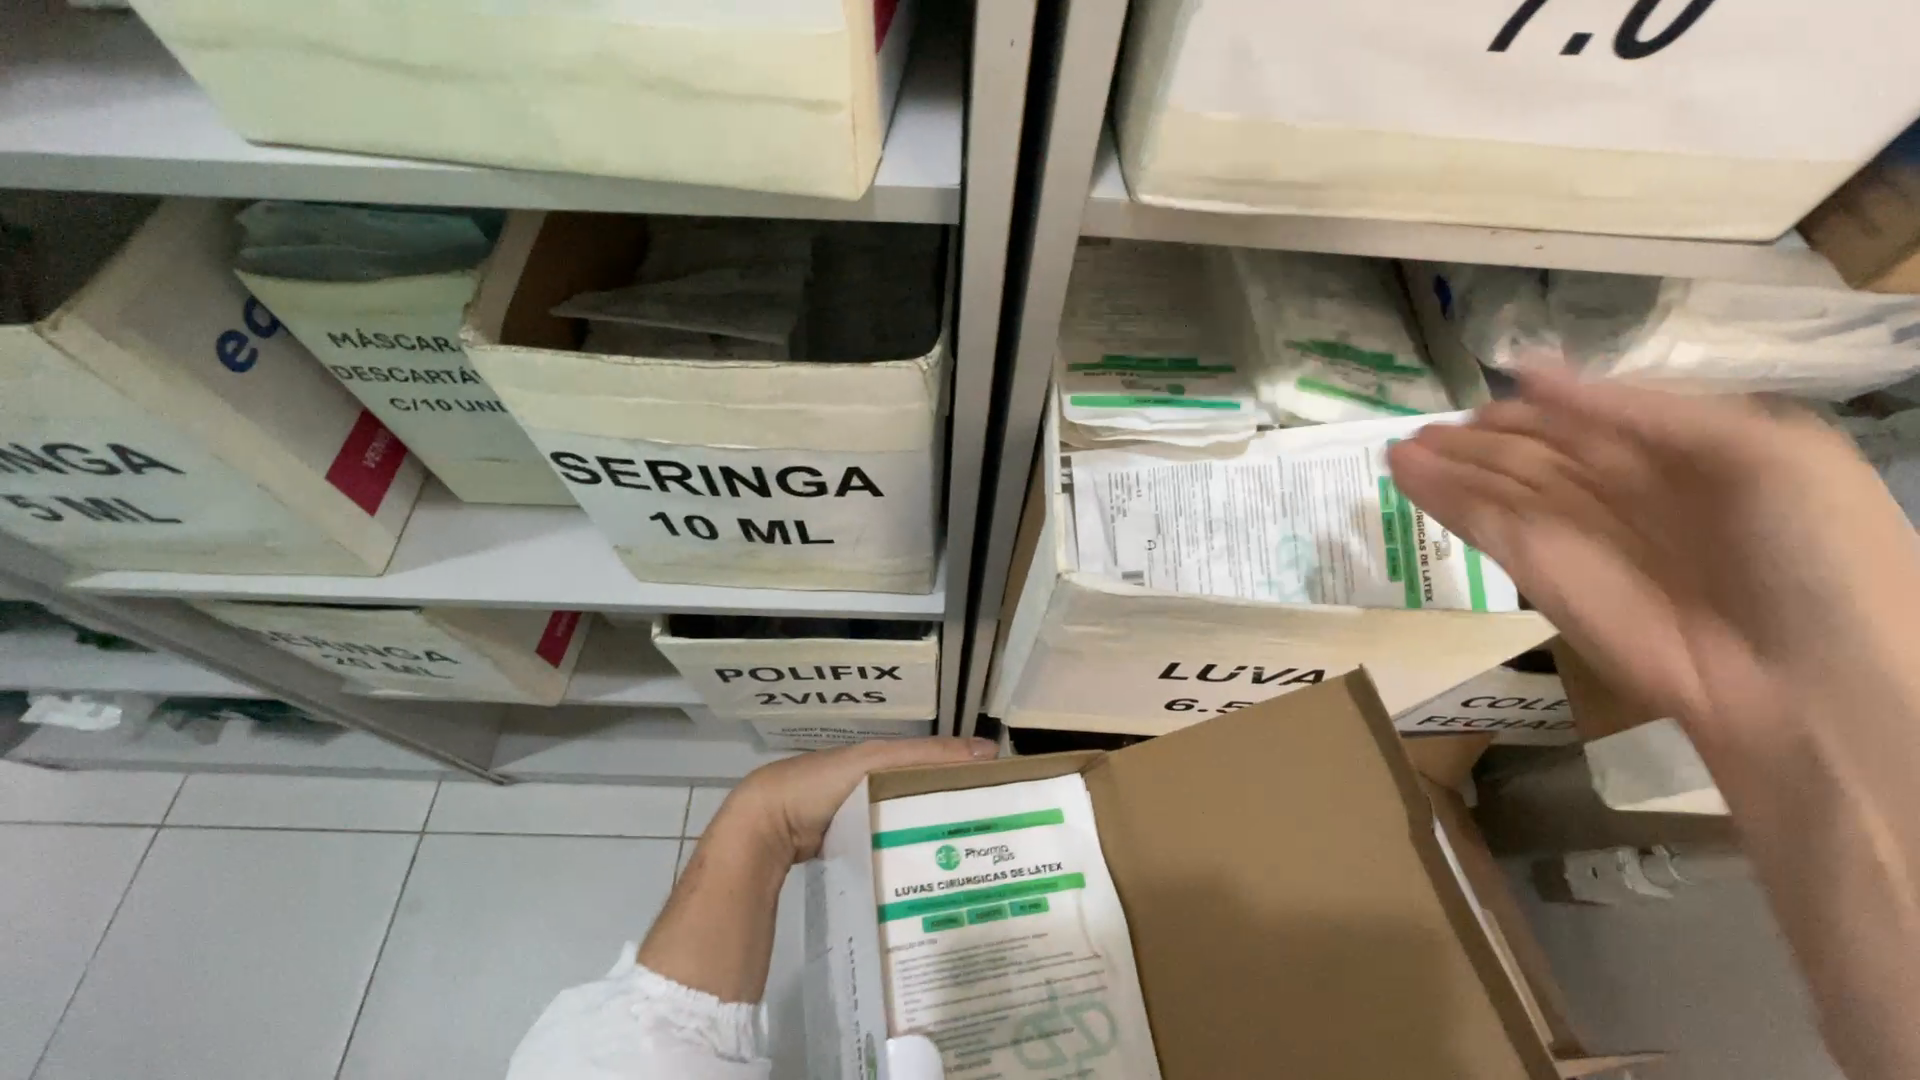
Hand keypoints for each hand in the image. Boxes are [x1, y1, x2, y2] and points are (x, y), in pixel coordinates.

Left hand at [715, 736, 996, 861]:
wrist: (766, 822)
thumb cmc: (824, 782)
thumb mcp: (879, 761)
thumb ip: (928, 756)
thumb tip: (989, 749)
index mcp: (879, 761)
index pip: (932, 766)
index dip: (962, 776)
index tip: (999, 796)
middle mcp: (871, 788)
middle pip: (919, 798)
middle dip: (950, 812)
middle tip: (990, 838)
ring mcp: (856, 821)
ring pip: (903, 826)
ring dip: (929, 837)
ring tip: (967, 860)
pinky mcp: (847, 849)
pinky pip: (884, 848)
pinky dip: (905, 854)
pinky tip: (927, 873)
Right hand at [1387, 369, 1919, 734]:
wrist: (1805, 682)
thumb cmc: (1810, 552)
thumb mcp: (1761, 450)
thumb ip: (1642, 408)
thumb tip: (1531, 374)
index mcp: (1684, 458)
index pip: (1595, 421)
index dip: (1541, 404)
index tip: (1495, 386)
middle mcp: (1621, 494)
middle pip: (1534, 454)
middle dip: (1479, 437)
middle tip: (1423, 426)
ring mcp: (1573, 536)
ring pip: (1498, 486)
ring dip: (1447, 464)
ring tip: (1397, 446)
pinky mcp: (1535, 572)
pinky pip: (1481, 523)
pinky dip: (1441, 498)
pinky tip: (1404, 473)